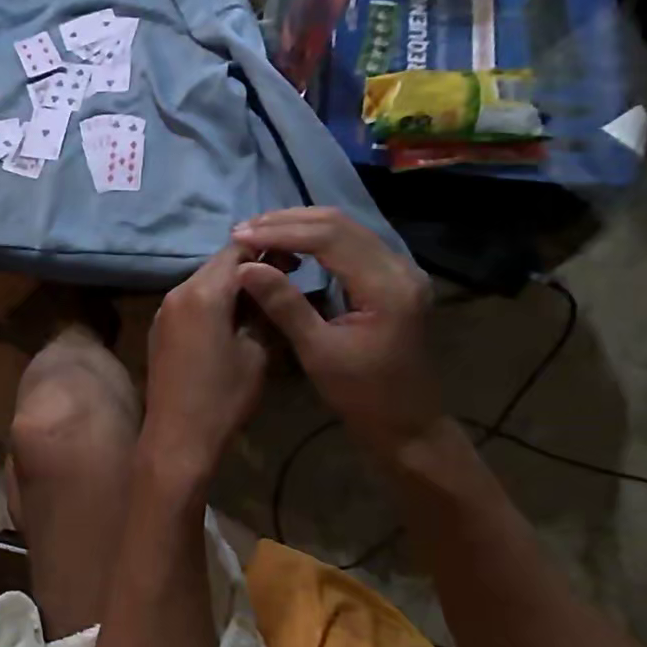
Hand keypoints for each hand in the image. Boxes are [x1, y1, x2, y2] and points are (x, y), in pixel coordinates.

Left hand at [141, 243, 271, 477]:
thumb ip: (263, 310)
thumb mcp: (257, 352)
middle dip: (249, 263)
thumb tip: (270, 286)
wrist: (177, 437)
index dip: (267, 247)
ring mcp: (164, 308)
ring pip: (203, 280)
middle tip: (282, 273)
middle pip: (217, 263)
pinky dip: (212, 298)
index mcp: (203, 293)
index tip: (292, 256)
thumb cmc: (224, 397)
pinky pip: (190, 299)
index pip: (237, 249)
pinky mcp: (159, 325)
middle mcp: (178, 291)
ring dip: (230, 281)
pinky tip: (232, 315)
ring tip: (261, 295)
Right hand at [232, 208, 445, 458]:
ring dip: (301, 225)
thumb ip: (283, 303)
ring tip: (259, 231)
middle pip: (340, 224)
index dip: (281, 231)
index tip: (240, 236)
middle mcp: (400, 267)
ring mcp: (401, 270)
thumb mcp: (317, 351)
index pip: (329, 238)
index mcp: (386, 286)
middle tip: (244, 229)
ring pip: (347, 228)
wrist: (407, 424)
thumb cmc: (361, 395)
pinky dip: (318, 238)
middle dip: (288, 221)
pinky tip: (290, 243)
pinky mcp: (395, 278)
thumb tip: (244, 266)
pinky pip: (354, 243)